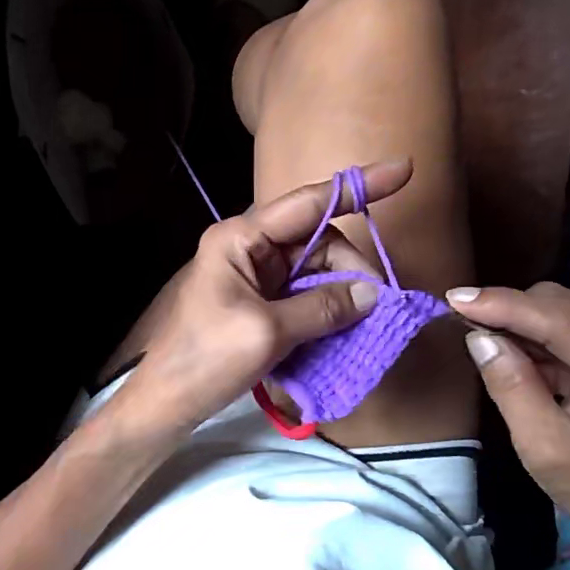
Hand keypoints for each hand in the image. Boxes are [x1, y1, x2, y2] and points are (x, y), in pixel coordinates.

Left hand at [116, 158, 412, 430]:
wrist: (164, 401)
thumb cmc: (204, 359)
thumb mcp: (266, 332)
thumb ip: (322, 308)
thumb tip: (371, 294)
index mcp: (240, 239)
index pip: (308, 203)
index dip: (357, 187)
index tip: (405, 168)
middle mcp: (247, 250)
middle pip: (316, 241)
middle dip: (349, 267)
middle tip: (374, 307)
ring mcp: (251, 278)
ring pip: (313, 272)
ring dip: (340, 295)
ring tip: (361, 326)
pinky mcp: (255, 306)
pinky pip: (301, 298)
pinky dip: (323, 312)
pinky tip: (341, 333)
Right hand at [446, 283, 569, 569]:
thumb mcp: (539, 445)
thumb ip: (511, 387)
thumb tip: (479, 336)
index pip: (564, 323)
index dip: (507, 306)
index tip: (456, 298)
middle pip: (565, 306)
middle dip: (510, 311)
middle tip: (465, 325)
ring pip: (566, 308)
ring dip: (520, 321)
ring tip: (490, 344)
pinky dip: (535, 332)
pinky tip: (516, 351)